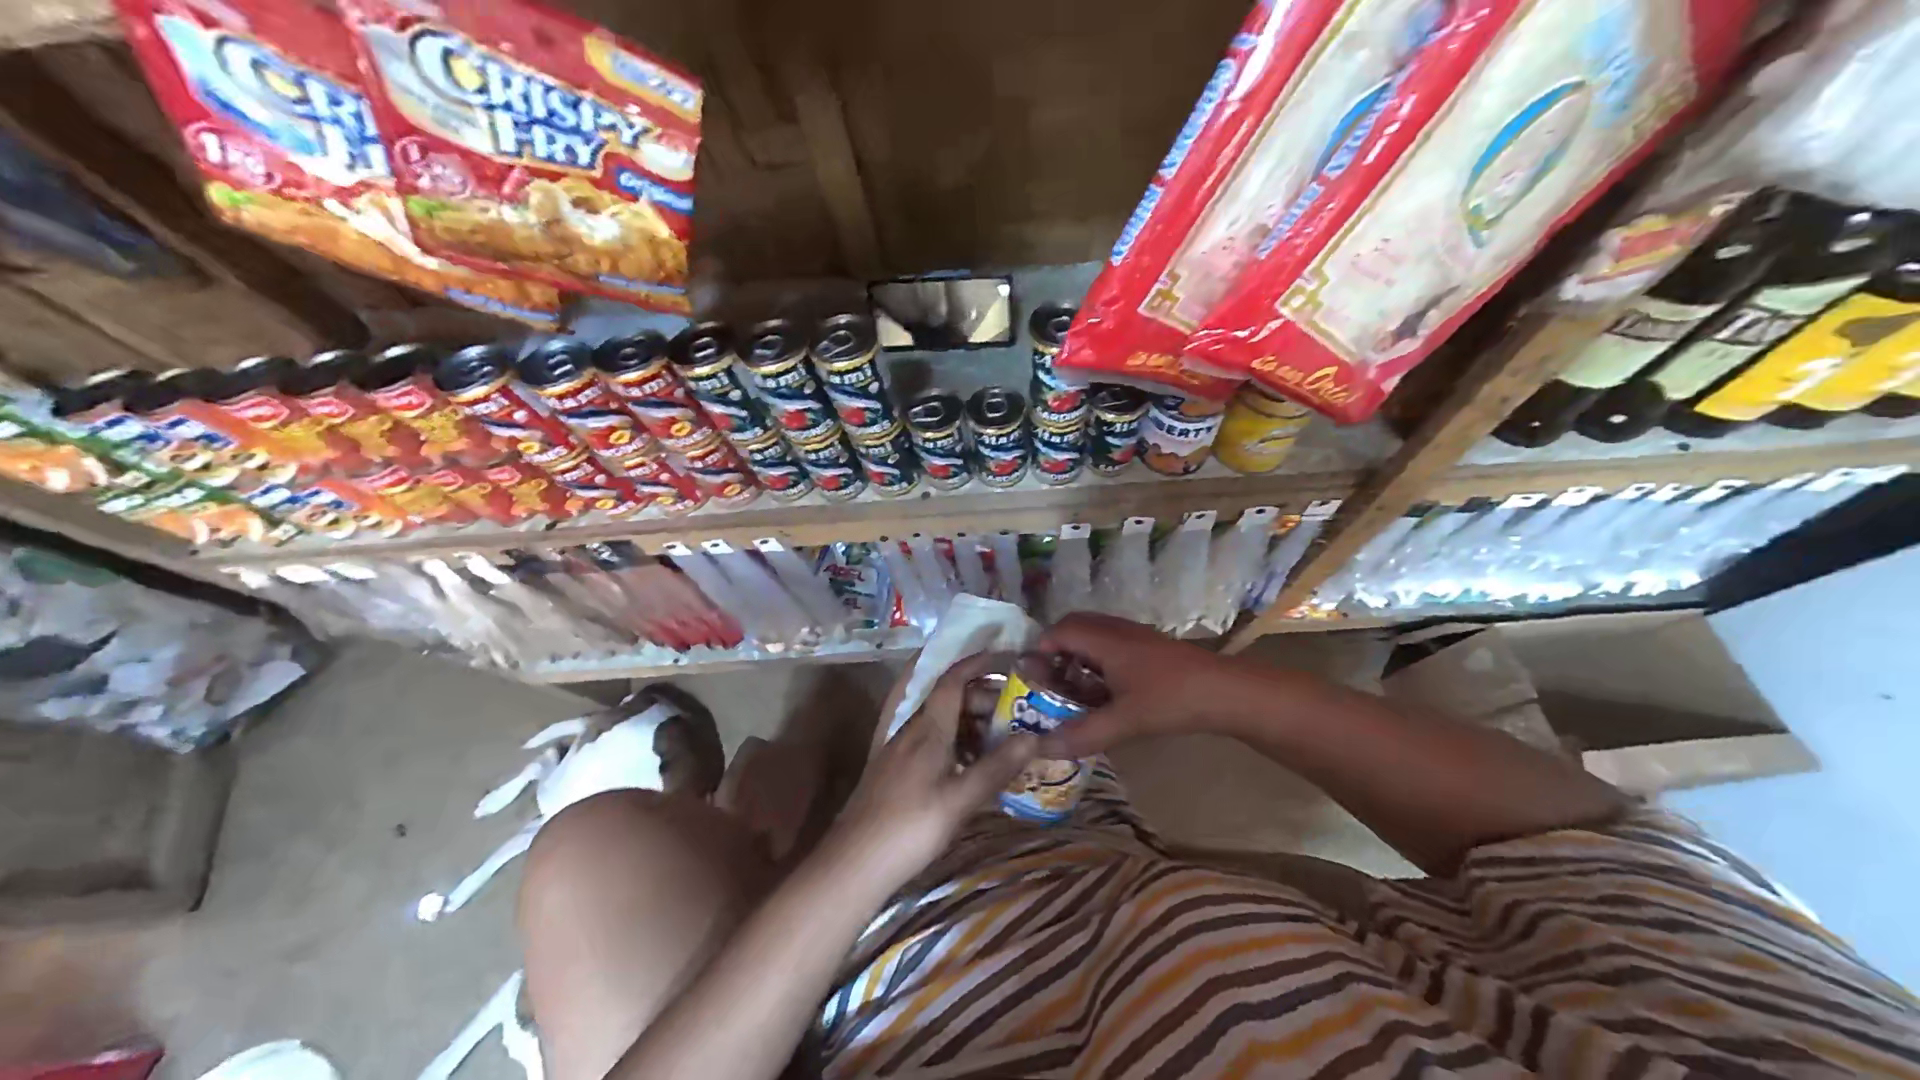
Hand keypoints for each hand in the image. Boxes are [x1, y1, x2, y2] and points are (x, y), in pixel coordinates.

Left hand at [828, 653, 1035, 889]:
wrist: (854, 862)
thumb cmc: (911, 827)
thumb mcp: (960, 799)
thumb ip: (996, 767)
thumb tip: (1033, 737)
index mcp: (926, 729)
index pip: (951, 681)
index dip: (975, 664)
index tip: (1002, 657)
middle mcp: (909, 731)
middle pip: (945, 698)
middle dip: (978, 696)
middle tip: (1011, 710)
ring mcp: (897, 750)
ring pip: (935, 720)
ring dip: (965, 719)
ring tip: (996, 736)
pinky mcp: (891, 769)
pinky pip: (926, 739)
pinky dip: (950, 739)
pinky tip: (966, 762)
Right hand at [1033, 613, 1244, 756]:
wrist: (1226, 693)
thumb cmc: (1171, 700)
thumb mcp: (1124, 721)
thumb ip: (1082, 734)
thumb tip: (1042, 748)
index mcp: (1105, 640)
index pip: (1059, 631)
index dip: (1040, 650)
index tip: (1033, 678)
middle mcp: (1117, 630)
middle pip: (1074, 628)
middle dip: (1056, 652)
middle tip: (1049, 682)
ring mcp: (1136, 637)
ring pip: (1094, 636)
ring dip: (1078, 657)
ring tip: (1072, 690)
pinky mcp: (1150, 648)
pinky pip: (1111, 645)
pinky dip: (1098, 662)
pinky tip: (1104, 692)